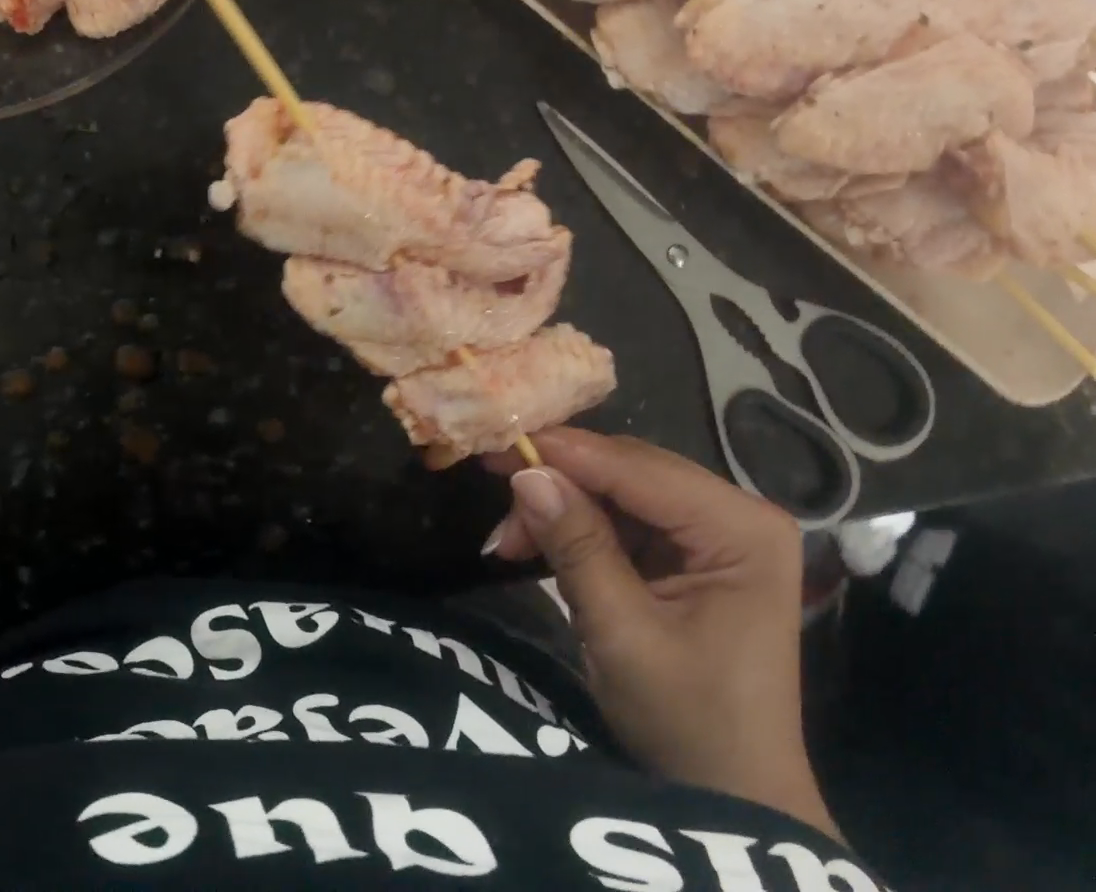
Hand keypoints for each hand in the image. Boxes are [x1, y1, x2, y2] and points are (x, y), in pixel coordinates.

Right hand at [481, 429, 839, 839]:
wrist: (726, 786)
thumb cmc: (685, 714)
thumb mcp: (620, 630)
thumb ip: (576, 546)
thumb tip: (526, 476)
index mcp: (741, 530)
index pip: (639, 470)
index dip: (564, 452)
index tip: (495, 444)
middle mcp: (735, 517)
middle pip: (628, 471)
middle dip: (557, 480)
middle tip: (488, 485)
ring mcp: (712, 534)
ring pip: (616, 491)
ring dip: (558, 508)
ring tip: (506, 542)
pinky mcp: (687, 555)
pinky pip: (619, 519)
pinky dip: (572, 528)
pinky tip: (532, 546)